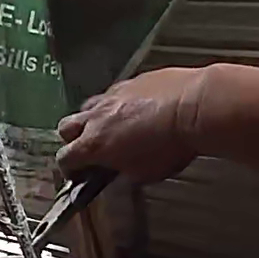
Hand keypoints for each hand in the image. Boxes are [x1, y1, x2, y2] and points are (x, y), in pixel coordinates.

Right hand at [56, 67, 209, 182]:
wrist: (194, 107)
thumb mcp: (144, 174)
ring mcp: (112, 95)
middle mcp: (96, 117)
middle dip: (73, 141)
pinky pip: (113, 94)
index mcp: (94, 145)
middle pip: (66, 128)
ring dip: (93, 120)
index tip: (79, 176)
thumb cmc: (170, 145)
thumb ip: (123, 174)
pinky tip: (135, 113)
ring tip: (112, 130)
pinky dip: (117, 105)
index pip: (65, 158)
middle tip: (91, 152)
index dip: (69, 170)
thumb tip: (120, 175)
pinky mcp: (131, 81)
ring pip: (88, 107)